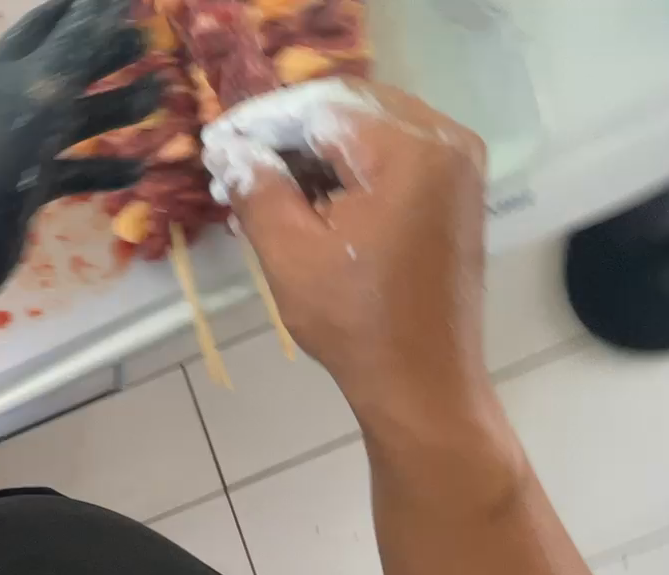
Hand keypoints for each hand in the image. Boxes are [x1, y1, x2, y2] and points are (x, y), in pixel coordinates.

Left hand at [0, 0, 163, 293]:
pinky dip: (102, 169)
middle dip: (110, 56)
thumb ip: (80, 39)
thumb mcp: (43, 87)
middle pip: (68, 70)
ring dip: (116, 110)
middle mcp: (11, 103)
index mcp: (3, 68)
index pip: (50, 21)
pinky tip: (138, 169)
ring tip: (159, 98)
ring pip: (74, 120)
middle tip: (154, 47)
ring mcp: (20, 147)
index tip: (131, 4)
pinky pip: (72, 170)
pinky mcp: (29, 186)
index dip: (88, 8)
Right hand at [215, 81, 491, 430]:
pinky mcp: (449, 191)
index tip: (214, 140)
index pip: (323, 108)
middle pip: (349, 111)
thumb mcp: (289, 255)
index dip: (262, 120)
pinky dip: (339, 170)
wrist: (417, 372)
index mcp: (408, 151)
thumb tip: (229, 151)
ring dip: (309, 152)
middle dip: (284, 133)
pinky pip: (387, 159)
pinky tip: (299, 199)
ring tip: (255, 186)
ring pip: (367, 132)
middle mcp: (443, 141)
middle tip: (230, 163)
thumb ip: (259, 192)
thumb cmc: (350, 319)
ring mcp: (454, 164)